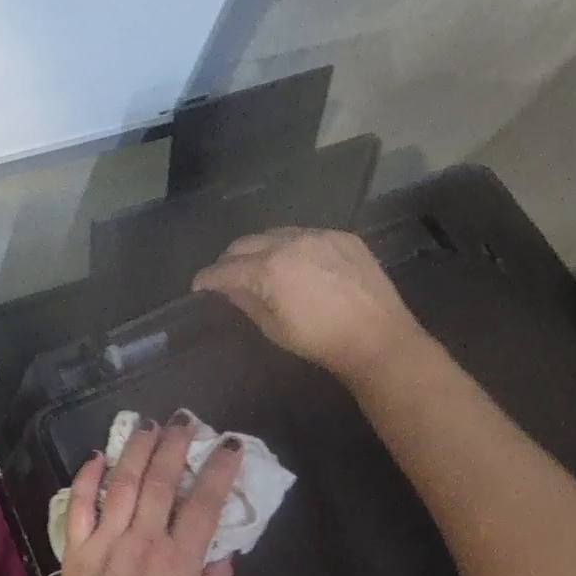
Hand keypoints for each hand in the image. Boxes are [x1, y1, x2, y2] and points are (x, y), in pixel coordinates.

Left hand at [43, 414, 240, 575]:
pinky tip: (97, 456)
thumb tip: (224, 549)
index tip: (231, 445)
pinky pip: (79, 505)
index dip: (220, 471)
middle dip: (176, 445)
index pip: (204, 504)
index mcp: (178, 564)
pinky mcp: (76, 551)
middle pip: (161, 481)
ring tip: (150, 425)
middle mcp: (142, 543)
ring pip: (122, 483)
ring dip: (136, 450)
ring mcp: (105, 543)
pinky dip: (86, 477)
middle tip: (186, 420)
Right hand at [192, 227, 424, 385]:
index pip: (225, 269)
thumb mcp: (274, 327)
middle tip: (226, 276)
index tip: (198, 285)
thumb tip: (228, 288)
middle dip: (230, 259)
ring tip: (260, 265)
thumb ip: (246, 301)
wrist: (378, 338)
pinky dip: (293, 246)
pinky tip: (299, 264)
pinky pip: (307, 235)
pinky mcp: (342, 237)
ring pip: (275, 234)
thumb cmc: (319, 340)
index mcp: (268, 269)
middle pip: (245, 244)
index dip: (207, 278)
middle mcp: (290, 243)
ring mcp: (319, 236)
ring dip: (261, 248)